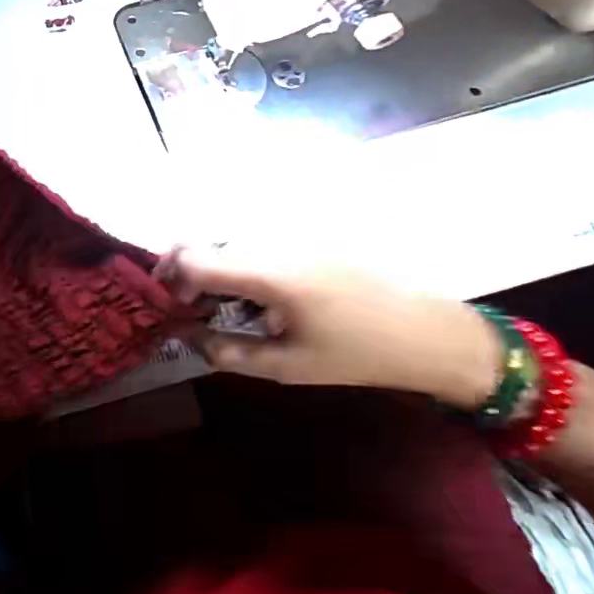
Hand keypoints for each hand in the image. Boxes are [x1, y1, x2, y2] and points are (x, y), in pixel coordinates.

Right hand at [160, 246, 502, 409]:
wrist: (424, 328)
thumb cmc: (357, 354)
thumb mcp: (287, 366)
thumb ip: (228, 352)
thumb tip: (189, 336)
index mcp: (269, 271)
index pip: (195, 258)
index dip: (170, 279)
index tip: (170, 305)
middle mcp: (276, 237)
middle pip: (208, 237)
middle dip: (186, 267)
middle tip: (190, 304)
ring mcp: (295, 228)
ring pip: (232, 232)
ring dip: (215, 260)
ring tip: (225, 301)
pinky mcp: (310, 228)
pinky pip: (259, 232)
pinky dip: (242, 254)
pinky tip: (259, 289)